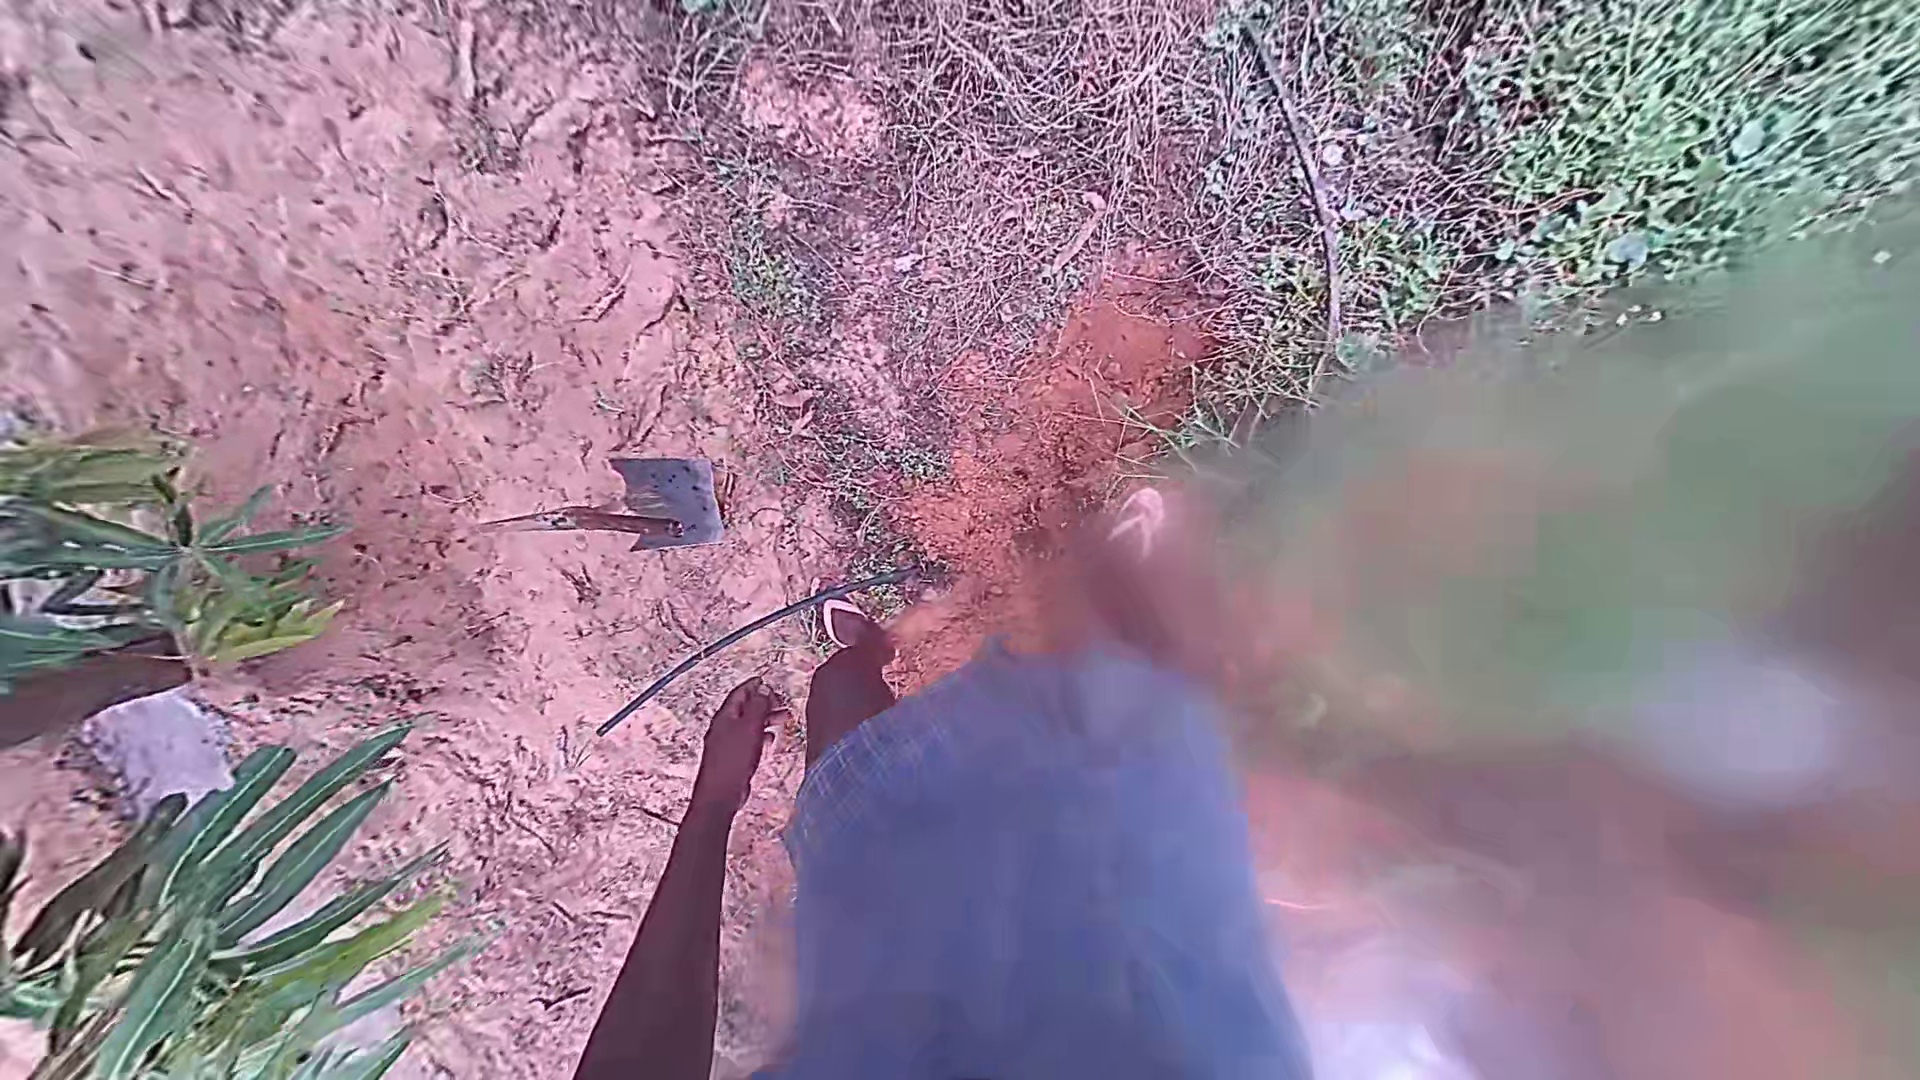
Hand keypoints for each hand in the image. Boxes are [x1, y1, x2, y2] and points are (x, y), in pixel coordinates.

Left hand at [687, 677, 783, 820]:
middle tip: (780, 702)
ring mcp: (726, 744)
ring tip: (782, 719)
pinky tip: (768, 740)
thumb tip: (763, 689)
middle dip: (763, 703)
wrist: (721, 794)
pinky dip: (760, 735)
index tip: (764, 681)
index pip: (739, 693)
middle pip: (745, 708)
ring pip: (748, 724)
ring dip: (765, 719)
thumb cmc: (733, 761)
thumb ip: (758, 706)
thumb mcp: (750, 727)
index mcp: (725, 717)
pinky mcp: (732, 758)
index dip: (753, 685)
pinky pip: (748, 739)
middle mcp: (723, 728)